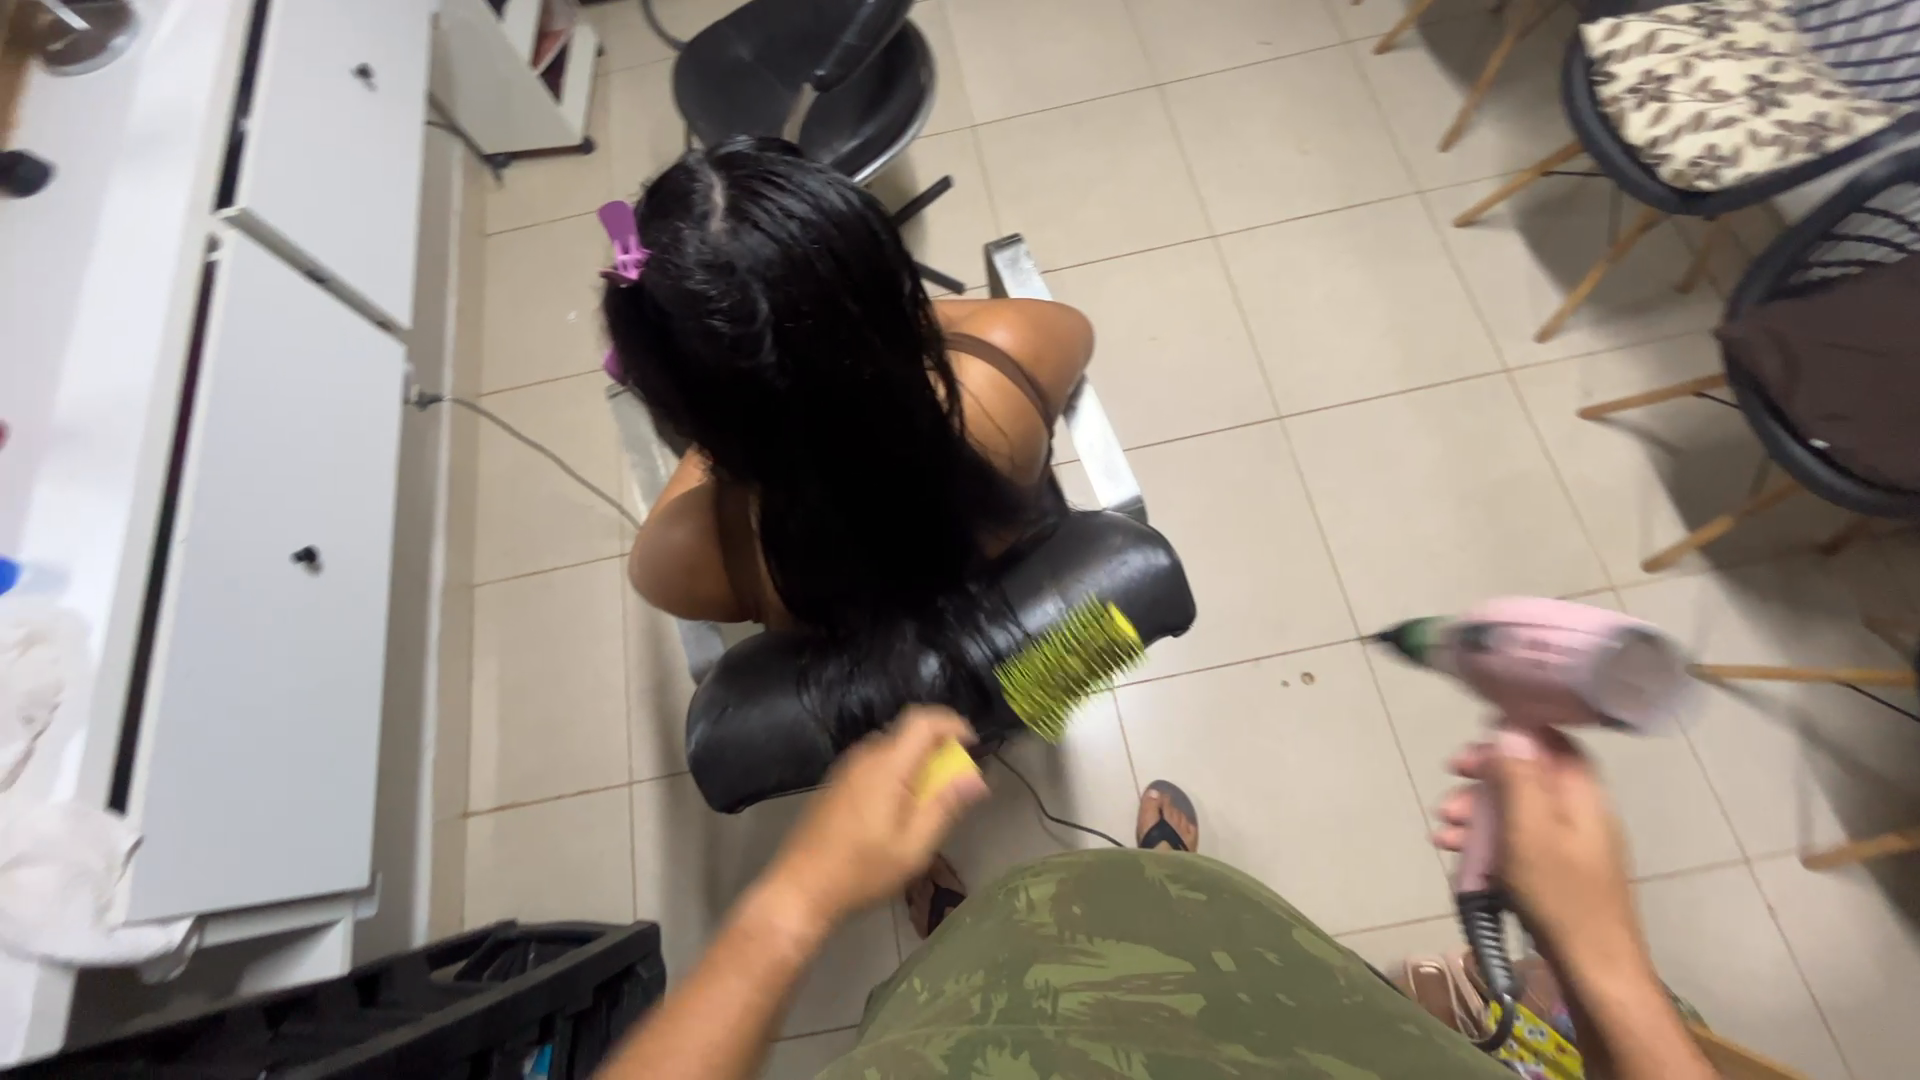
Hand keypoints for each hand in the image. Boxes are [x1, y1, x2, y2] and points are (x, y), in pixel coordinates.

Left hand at [761, 707, 988, 935]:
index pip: (923, 719)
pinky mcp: (838, 780)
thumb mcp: (913, 847)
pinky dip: (898, 770)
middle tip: (955, 780)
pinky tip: (899, 807)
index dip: (952, 723)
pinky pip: (877, 760)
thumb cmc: (861, 871)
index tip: (973, 745)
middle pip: (909, 731)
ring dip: (918, 760)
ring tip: (930, 798)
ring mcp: (847, 766)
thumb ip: (945, 806)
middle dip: (939, 746)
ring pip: (893, 746)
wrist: (800, 887)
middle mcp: (865, 755)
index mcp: (887, 765)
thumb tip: (976, 777)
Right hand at [1432, 729, 1645, 979]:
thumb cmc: (1558, 892)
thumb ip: (1520, 775)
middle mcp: (1578, 811)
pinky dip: (1483, 837)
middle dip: (1483, 775)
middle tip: (1451, 778)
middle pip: (1527, 772)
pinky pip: (1513, 836)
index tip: (1476, 743)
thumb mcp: (1528, 827)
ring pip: (1513, 806)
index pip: (1554, 742)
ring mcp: (1567, 841)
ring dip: (1474, 809)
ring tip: (1444, 829)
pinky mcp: (1554, 867)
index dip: (1514, 735)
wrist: (1593, 968)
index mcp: (1581, 795)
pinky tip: (1454, 849)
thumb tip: (1511, 726)